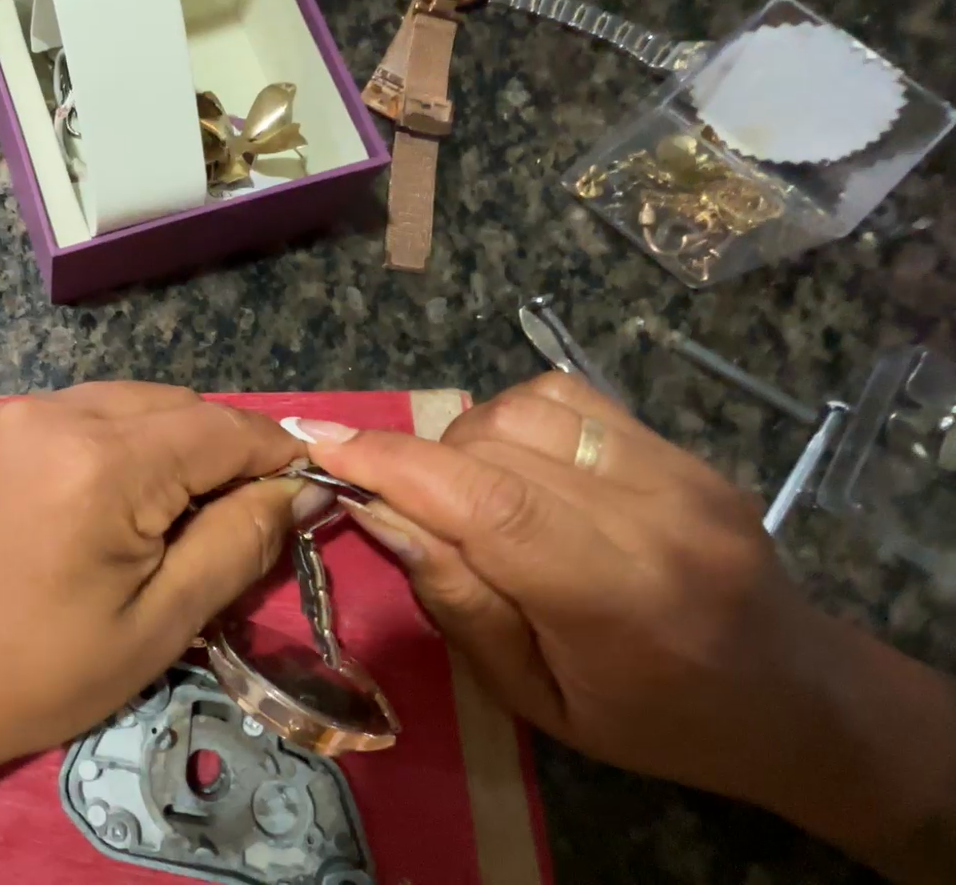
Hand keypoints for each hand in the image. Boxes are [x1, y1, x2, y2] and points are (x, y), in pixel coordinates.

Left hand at [0, 383, 334, 777]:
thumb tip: (302, 487)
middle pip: (178, 405)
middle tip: (241, 518)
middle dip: (224, 451)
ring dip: (175, 442)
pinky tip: (125, 495)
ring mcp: (18, 411)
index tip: (310, 488)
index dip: (275, 453)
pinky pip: (88, 410)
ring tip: (182, 512)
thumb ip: (240, 541)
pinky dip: (125, 439)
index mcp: (101, 462)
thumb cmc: (41, 672)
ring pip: (134, 401)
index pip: (222, 428)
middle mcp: (56, 412)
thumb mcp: (162, 622)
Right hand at [285, 373, 955, 881]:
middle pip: (491, 445)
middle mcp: (655, 514)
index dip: (389, 462)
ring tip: (467, 492)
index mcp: (618, 596)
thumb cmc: (651, 720)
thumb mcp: (532, 696)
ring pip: (520, 406)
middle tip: (404, 508)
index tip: (317, 445)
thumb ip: (457, 601)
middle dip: (418, 463)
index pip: (484, 500)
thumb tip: (380, 513)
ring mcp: (678, 469)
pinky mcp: (680, 446)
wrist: (798, 700)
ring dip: (464, 440)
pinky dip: (510, 419)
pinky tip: (515, 464)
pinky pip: (562, 396)